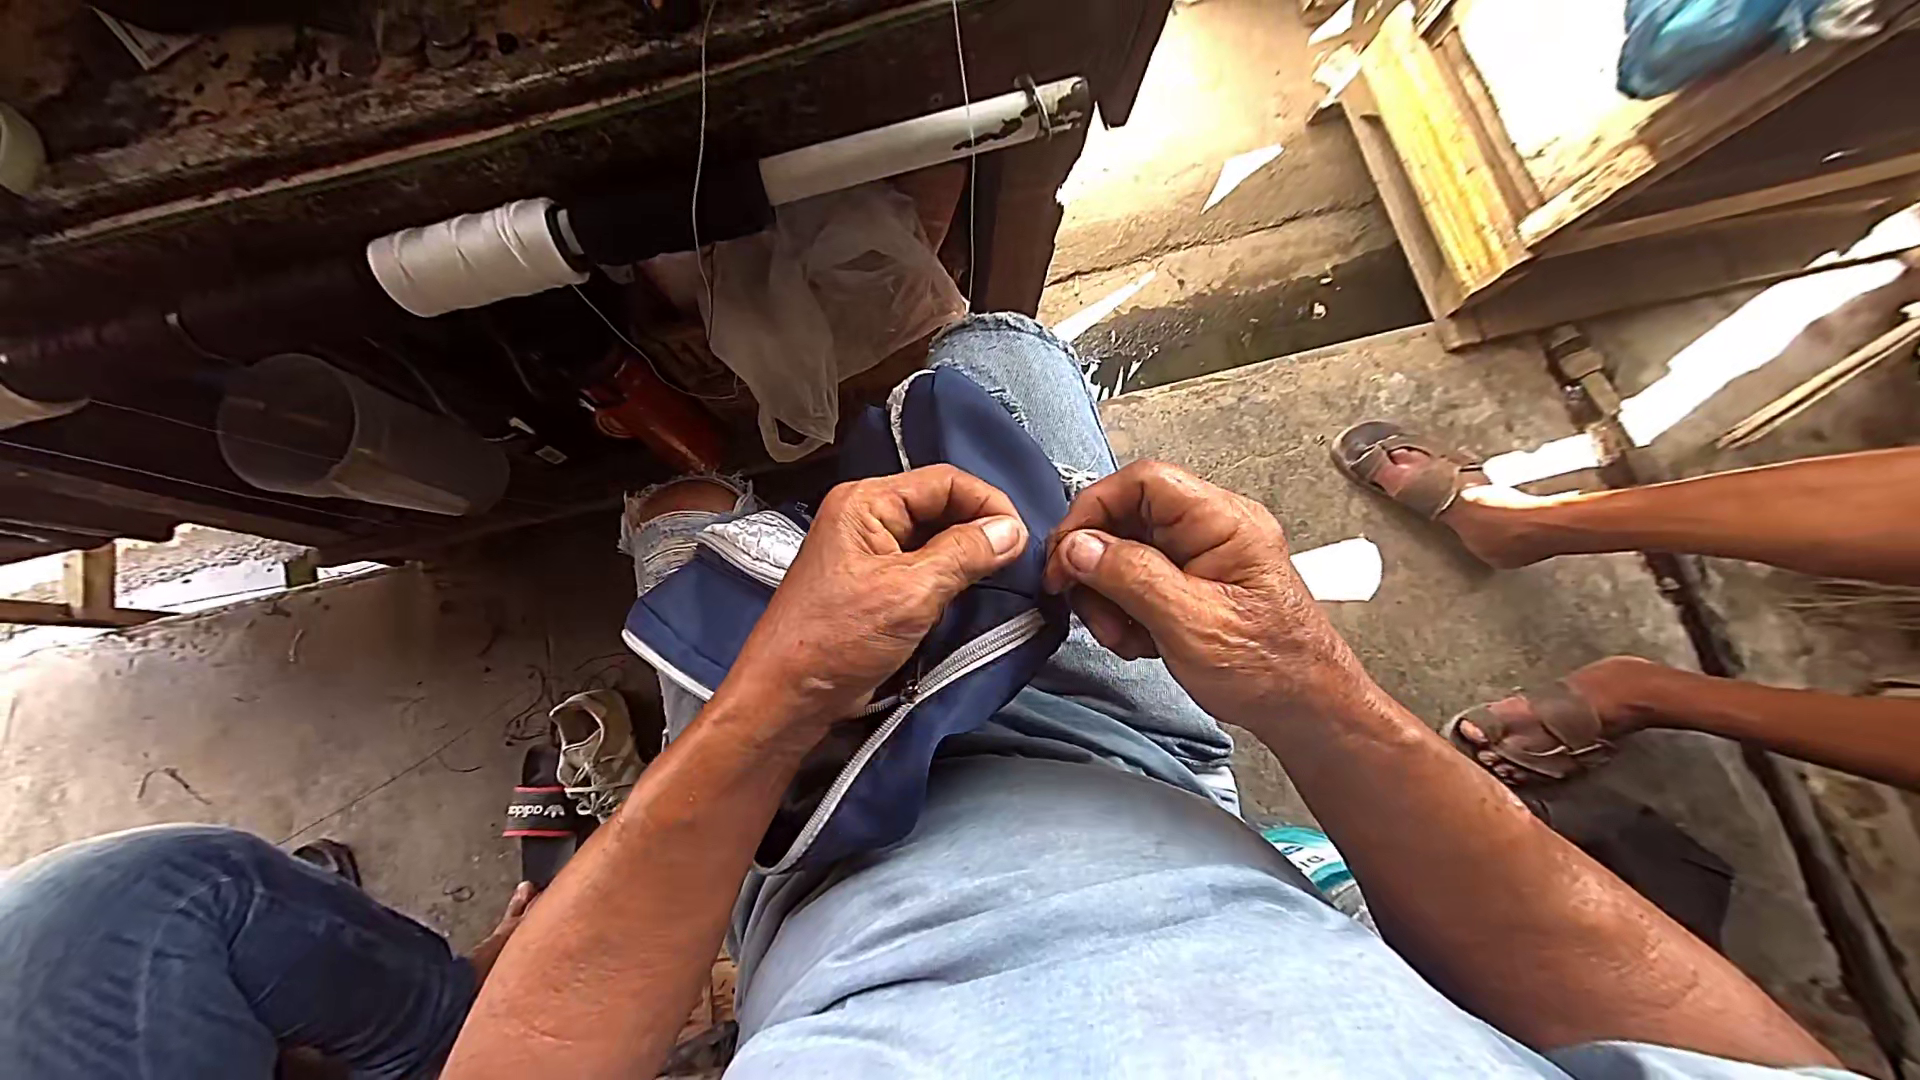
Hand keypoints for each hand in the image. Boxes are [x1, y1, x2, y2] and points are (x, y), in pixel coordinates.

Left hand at [726, 465, 1029, 733]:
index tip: (1019, 536)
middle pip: (941, 505)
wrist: (790, 697)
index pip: (944, 481)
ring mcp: (872, 551)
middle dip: (980, 529)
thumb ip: (964, 554)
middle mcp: (868, 517)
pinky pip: (926, 564)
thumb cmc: (833, 640)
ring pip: (936, 537)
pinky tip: (972, 590)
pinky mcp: (878, 583)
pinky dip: (952, 575)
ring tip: (1000, 575)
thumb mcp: (910, 592)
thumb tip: (1010, 531)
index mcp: (866, 502)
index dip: (988, 503)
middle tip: (1014, 558)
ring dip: (969, 554)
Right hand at [1042, 460, 1364, 728]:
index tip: (1065, 550)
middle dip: (1094, 564)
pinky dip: (1118, 610)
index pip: (1143, 482)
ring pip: (1120, 551)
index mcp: (1223, 523)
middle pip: (1124, 517)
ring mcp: (1195, 556)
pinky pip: (1130, 579)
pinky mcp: (1183, 582)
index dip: (1094, 507)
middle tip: (1079, 599)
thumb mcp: (1192, 624)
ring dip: (1103, 594)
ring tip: (1117, 631)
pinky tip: (1135, 637)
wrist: (1301, 710)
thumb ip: (1132, 577)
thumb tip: (1078, 545)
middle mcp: (1208, 529)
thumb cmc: (1270, 670)